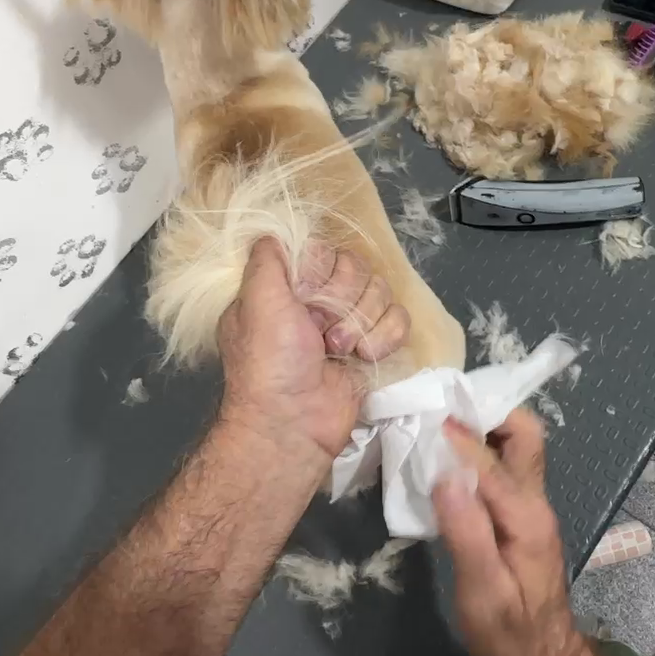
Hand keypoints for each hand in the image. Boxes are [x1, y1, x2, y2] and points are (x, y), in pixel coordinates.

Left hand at [215, 238, 410, 462]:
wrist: (294, 423)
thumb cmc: (270, 361)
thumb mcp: (256, 301)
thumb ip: (267, 259)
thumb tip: (273, 232)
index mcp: (286, 287)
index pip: (325, 251)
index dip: (322, 272)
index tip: (306, 297)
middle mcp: (315, 302)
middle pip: (357, 268)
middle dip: (344, 300)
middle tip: (321, 330)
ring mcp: (347, 324)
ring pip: (381, 292)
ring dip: (363, 322)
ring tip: (339, 349)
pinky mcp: (373, 346)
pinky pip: (398, 319)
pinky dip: (386, 336)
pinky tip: (365, 356)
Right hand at [433, 408, 595, 655]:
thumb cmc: (511, 635)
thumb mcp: (483, 593)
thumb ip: (466, 534)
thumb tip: (445, 477)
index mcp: (526, 517)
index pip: (491, 463)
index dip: (458, 438)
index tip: (425, 417)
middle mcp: (534, 501)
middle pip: (523, 435)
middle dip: (487, 411)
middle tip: (443, 407)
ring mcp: (529, 506)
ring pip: (514, 446)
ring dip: (482, 426)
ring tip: (439, 423)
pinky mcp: (518, 513)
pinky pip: (501, 466)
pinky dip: (476, 449)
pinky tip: (446, 457)